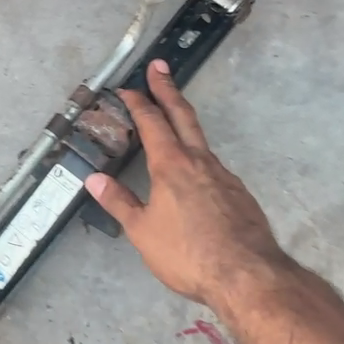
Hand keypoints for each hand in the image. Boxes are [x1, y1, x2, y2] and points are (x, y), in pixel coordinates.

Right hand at [86, 60, 288, 321]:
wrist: (249, 277)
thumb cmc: (188, 253)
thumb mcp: (142, 231)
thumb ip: (119, 203)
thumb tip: (94, 180)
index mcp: (171, 166)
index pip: (152, 123)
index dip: (139, 102)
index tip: (128, 87)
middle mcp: (200, 162)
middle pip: (182, 115)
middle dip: (168, 89)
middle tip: (160, 66)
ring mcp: (224, 177)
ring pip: (200, 142)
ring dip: (184, 124)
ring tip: (172, 122)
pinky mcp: (240, 195)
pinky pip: (214, 167)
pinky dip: (199, 158)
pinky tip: (196, 175)